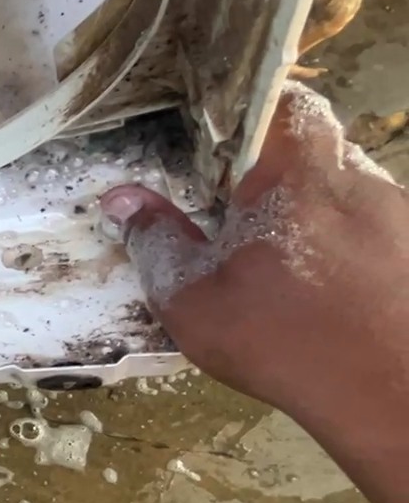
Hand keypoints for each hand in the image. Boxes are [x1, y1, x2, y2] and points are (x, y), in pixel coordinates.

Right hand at [99, 83, 408, 442]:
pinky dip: (329, 236)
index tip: (208, 124)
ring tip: (258, 247)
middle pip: (312, 149)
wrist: (401, 398)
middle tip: (215, 200)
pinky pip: (366, 223)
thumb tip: (122, 197)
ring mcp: (401, 219)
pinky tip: (306, 277)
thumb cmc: (280, 338)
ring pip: (339, 189)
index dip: (249, 104)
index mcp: (296, 183)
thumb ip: (157, 239)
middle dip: (264, 168)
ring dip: (297, 206)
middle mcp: (361, 186)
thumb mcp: (189, 294)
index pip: (285, 108)